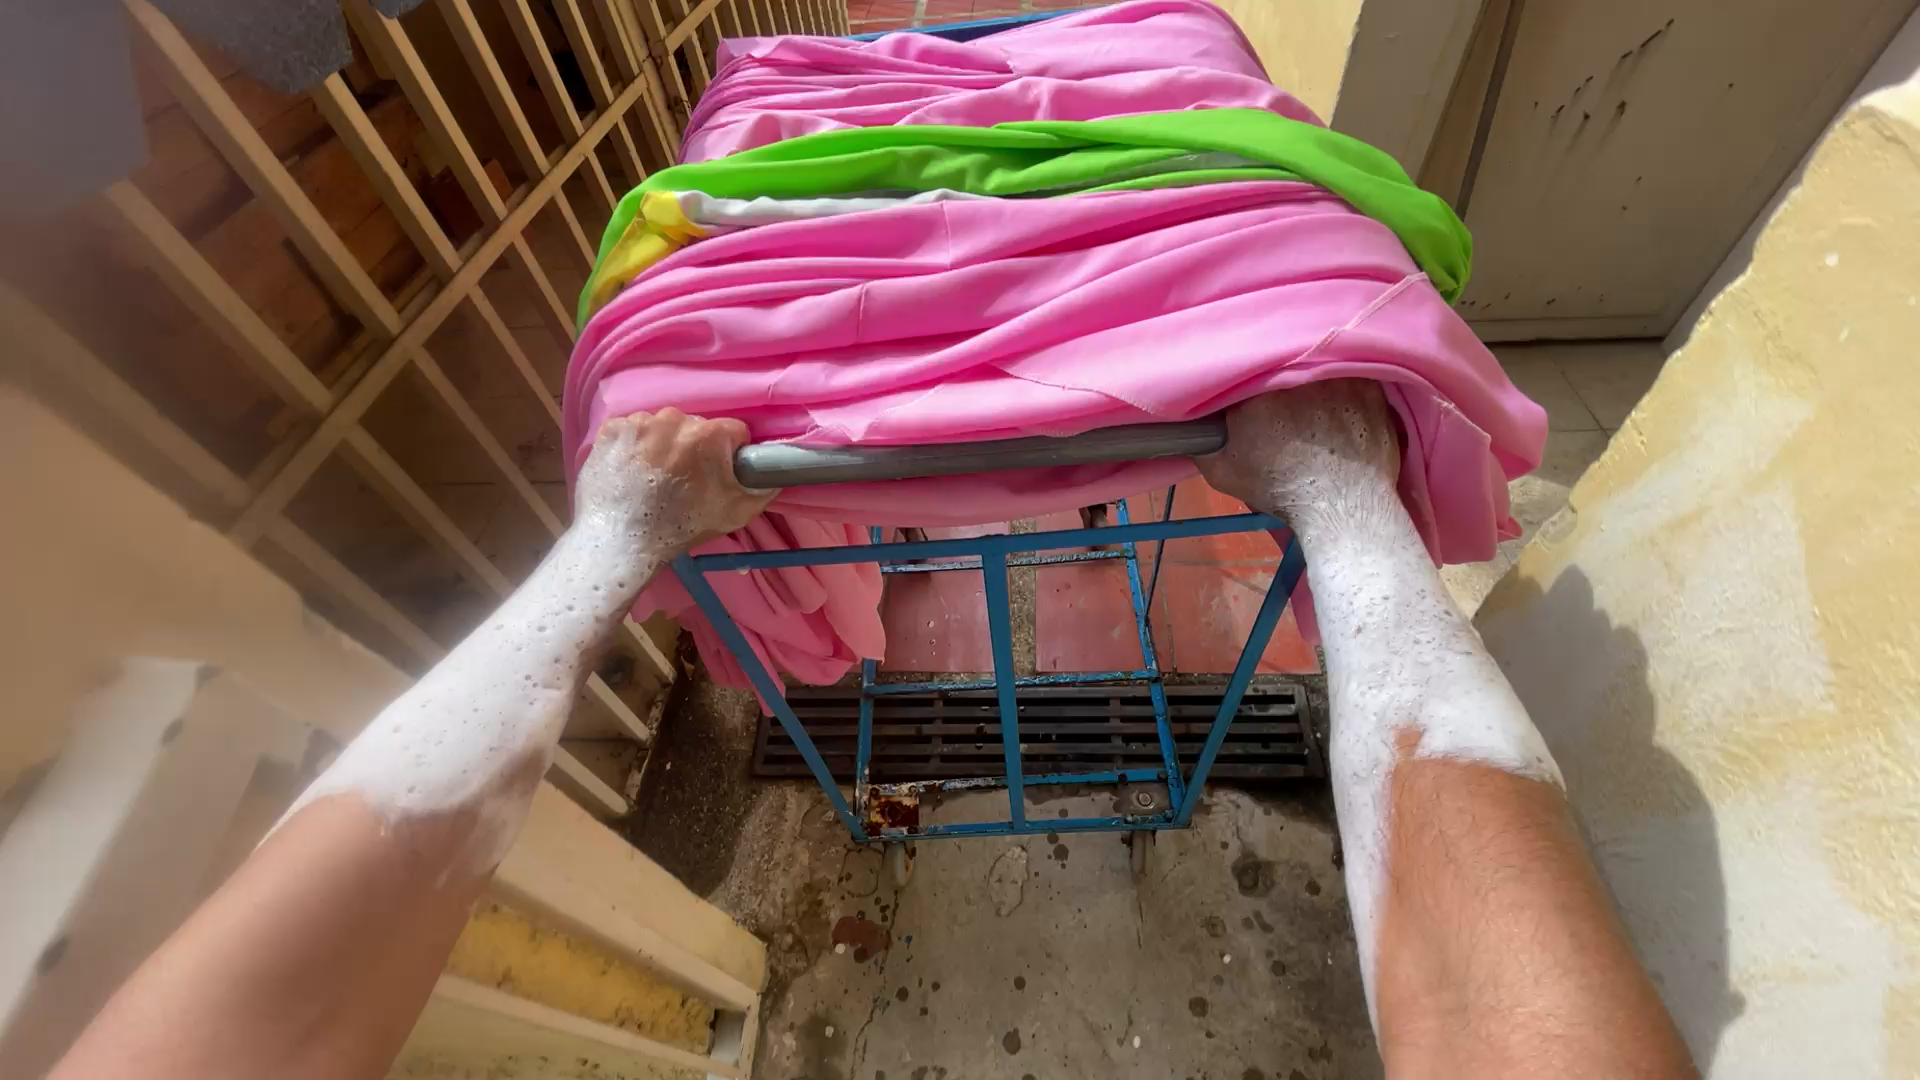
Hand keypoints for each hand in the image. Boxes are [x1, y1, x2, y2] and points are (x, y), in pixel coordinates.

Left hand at [573, 409, 777, 560]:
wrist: (622, 540)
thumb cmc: (684, 525)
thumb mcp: (737, 512)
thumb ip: (763, 489)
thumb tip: (774, 476)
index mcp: (710, 434)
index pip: (734, 431)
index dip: (731, 453)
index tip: (720, 473)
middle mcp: (675, 418)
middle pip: (697, 427)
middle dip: (696, 447)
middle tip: (686, 479)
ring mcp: (639, 421)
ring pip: (664, 426)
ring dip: (666, 444)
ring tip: (657, 476)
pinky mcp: (612, 429)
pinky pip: (635, 429)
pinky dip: (637, 445)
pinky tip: (634, 470)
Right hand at [1195, 381, 1400, 528]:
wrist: (1342, 506)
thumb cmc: (1279, 488)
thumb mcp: (1221, 472)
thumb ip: (1202, 443)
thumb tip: (1196, 426)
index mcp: (1255, 391)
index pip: (1239, 373)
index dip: (1238, 388)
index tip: (1240, 403)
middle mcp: (1298, 373)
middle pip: (1278, 365)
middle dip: (1272, 380)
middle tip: (1274, 404)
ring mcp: (1339, 376)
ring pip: (1314, 366)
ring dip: (1306, 379)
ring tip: (1305, 401)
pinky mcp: (1370, 385)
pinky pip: (1349, 373)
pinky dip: (1340, 385)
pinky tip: (1336, 404)